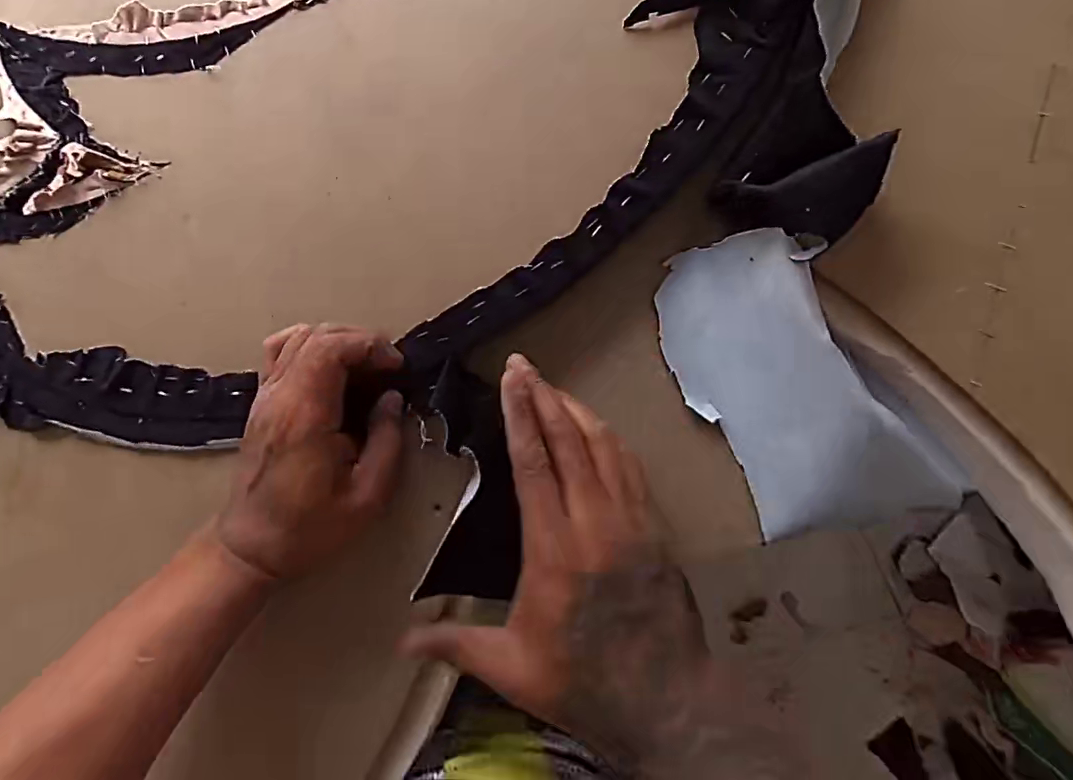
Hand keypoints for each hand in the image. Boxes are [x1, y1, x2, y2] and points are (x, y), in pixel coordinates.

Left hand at [212, 324, 407, 582]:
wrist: (251, 546)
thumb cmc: (308, 529)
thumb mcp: (366, 497)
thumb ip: (387, 442)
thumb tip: (392, 400)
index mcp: (304, 415)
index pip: (331, 348)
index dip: (369, 345)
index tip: (395, 367)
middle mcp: (279, 396)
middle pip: (317, 335)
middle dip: (360, 340)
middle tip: (388, 366)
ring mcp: (265, 395)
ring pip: (298, 337)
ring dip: (338, 340)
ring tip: (365, 365)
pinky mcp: (261, 401)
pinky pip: (280, 351)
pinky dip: (310, 344)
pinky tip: (330, 364)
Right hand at [403, 355, 797, 778]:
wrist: (672, 708)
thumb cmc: (583, 683)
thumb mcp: (513, 669)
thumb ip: (456, 646)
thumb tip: (400, 644)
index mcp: (554, 548)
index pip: (534, 463)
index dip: (520, 415)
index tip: (511, 379)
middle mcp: (594, 522)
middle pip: (569, 441)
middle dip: (543, 396)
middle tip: (524, 365)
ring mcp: (631, 521)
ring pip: (604, 446)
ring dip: (576, 410)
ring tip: (552, 387)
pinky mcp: (654, 528)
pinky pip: (630, 466)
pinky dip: (609, 437)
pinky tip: (595, 427)